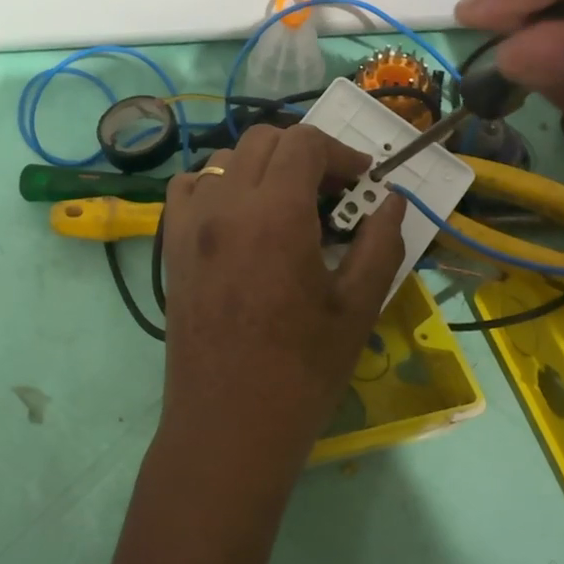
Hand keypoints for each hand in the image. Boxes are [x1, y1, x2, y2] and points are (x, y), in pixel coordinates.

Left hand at [158, 125, 407, 471]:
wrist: (228, 422)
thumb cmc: (302, 371)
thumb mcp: (357, 307)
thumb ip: (379, 243)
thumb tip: (393, 202)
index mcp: (274, 214)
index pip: (303, 144)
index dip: (340, 153)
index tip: (362, 183)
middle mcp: (224, 204)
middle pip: (262, 141)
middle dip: (303, 155)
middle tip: (331, 195)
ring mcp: (189, 222)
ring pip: (224, 160)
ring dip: (260, 168)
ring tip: (286, 208)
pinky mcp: (170, 243)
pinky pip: (189, 188)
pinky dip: (216, 186)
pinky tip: (238, 219)